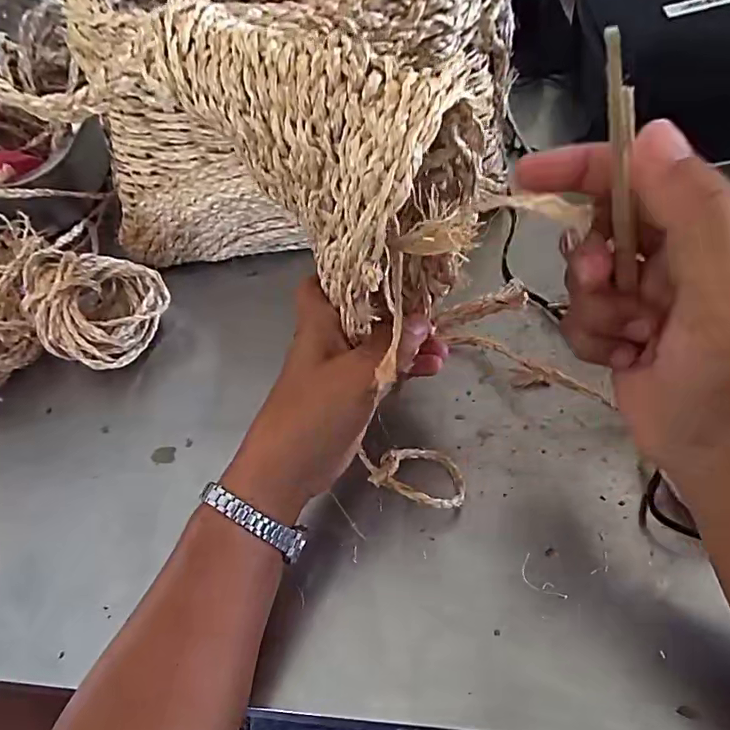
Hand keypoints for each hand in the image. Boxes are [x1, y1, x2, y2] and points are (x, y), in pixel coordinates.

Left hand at [223, 276, 445, 523]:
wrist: (287, 467)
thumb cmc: (315, 411)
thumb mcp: (358, 373)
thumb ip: (391, 344)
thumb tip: (422, 316)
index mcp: (319, 321)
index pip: (327, 277)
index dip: (354, 266)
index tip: (392, 262)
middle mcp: (330, 337)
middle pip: (366, 309)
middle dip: (400, 309)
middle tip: (434, 314)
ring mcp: (341, 366)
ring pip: (379, 341)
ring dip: (409, 342)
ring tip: (442, 348)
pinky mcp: (352, 393)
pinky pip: (382, 369)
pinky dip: (404, 366)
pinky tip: (431, 367)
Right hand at [515, 120, 729, 497]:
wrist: (718, 453)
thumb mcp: (722, 280)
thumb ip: (690, 204)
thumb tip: (651, 134)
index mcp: (711, 229)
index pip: (640, 176)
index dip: (585, 168)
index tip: (530, 175)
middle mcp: (676, 257)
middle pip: (600, 229)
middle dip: (592, 260)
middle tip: (602, 283)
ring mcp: (646, 299)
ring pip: (584, 280)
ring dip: (596, 310)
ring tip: (631, 338)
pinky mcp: (623, 336)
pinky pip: (580, 319)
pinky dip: (594, 339)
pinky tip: (625, 359)